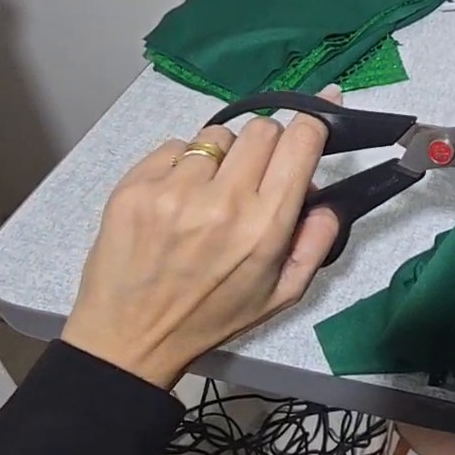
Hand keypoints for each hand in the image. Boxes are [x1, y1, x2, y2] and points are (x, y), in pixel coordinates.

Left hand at [60, 92, 341, 387]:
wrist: (127, 339)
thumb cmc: (212, 316)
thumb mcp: (282, 293)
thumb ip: (318, 242)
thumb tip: (327, 198)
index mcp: (266, 226)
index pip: (301, 138)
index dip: (313, 120)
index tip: (317, 115)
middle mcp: (224, 200)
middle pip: (263, 127)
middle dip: (268, 145)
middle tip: (256, 175)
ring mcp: (175, 190)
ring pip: (217, 134)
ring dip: (223, 156)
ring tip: (209, 190)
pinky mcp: (136, 186)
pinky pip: (176, 145)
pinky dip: (183, 163)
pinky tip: (176, 197)